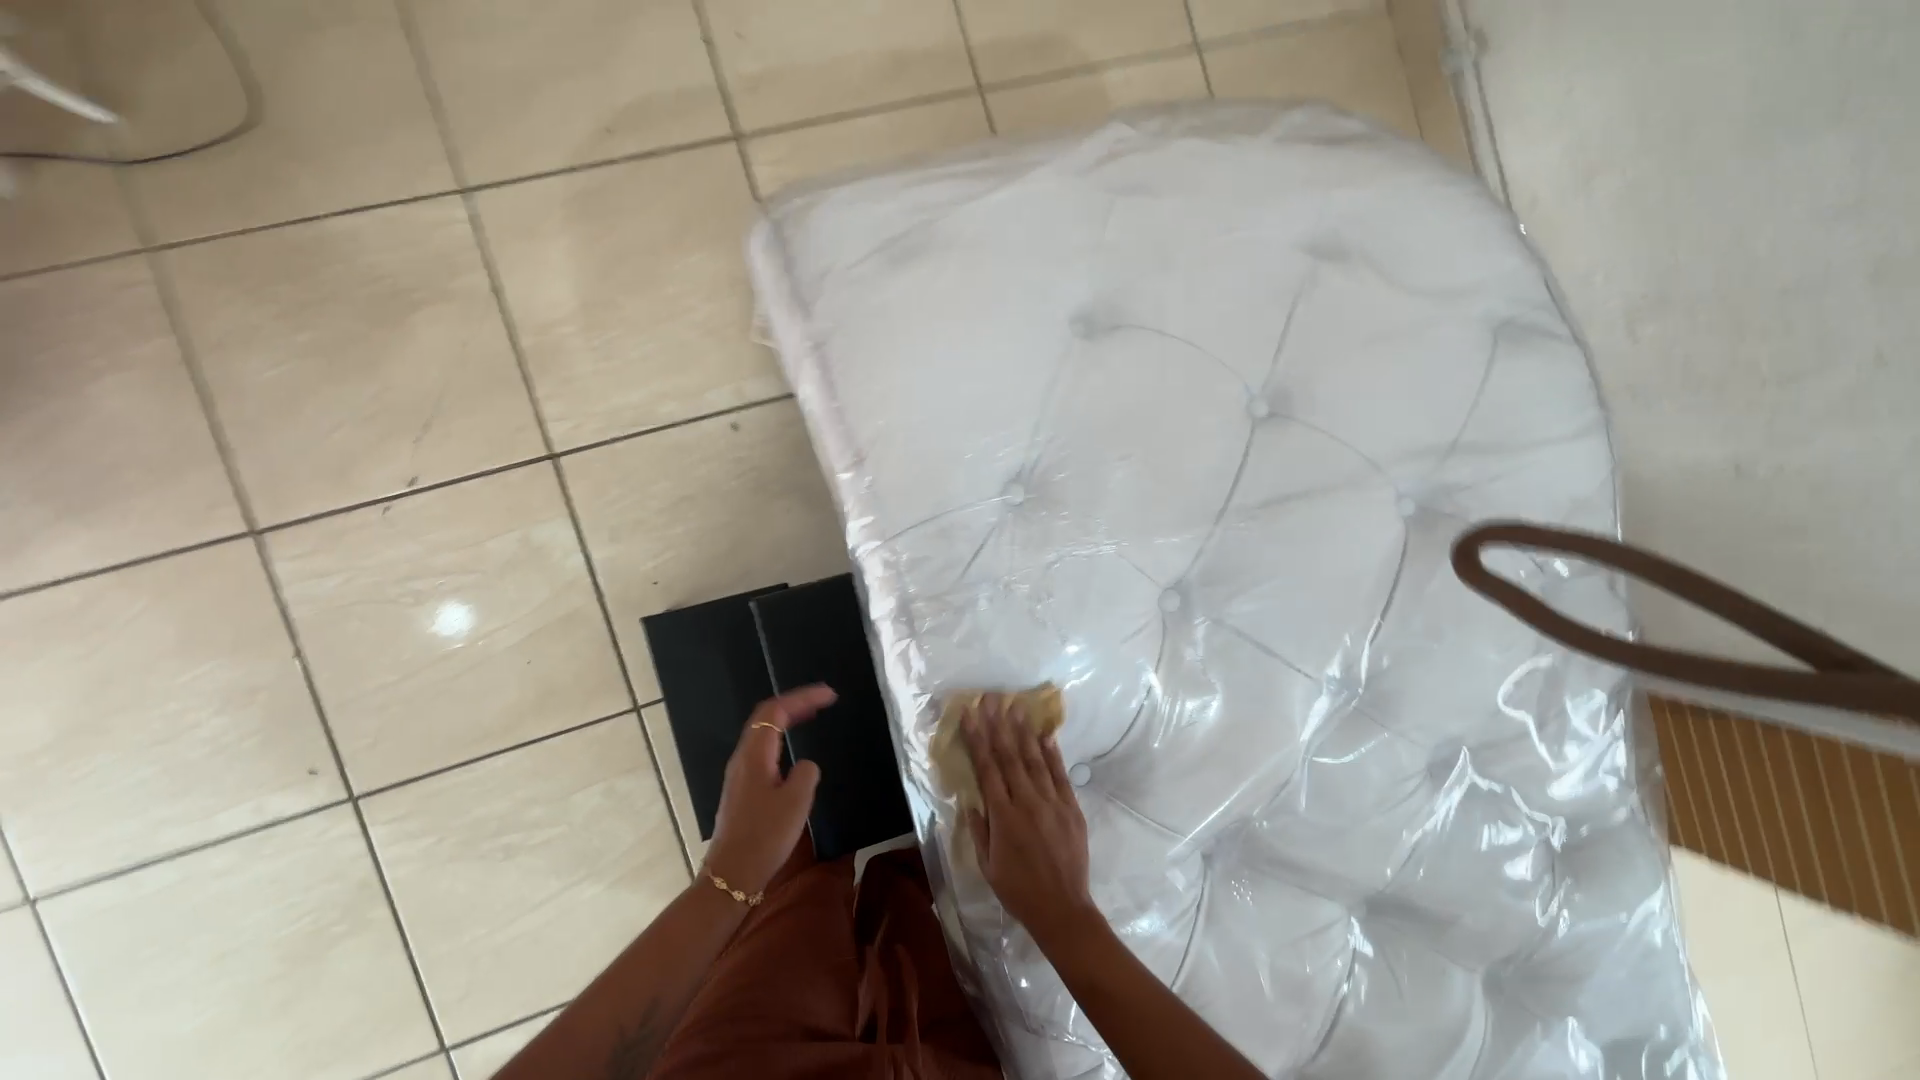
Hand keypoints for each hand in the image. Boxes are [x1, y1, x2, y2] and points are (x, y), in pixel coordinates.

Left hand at [704, 685, 834, 893]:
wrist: (731, 876)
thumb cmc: (765, 837)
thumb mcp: (796, 803)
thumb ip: (806, 774)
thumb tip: (805, 765)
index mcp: (754, 756)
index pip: (775, 711)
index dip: (802, 698)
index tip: (830, 696)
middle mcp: (742, 759)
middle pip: (765, 717)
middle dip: (794, 704)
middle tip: (822, 701)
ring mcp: (739, 775)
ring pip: (762, 734)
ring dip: (786, 721)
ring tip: (810, 717)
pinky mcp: (742, 791)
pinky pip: (762, 751)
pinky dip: (781, 740)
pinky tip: (793, 753)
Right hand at [962, 693, 1098, 945]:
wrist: (1062, 908)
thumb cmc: (1018, 890)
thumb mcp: (987, 865)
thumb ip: (979, 830)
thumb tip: (972, 800)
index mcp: (1002, 816)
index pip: (987, 768)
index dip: (978, 739)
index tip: (971, 715)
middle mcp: (1027, 802)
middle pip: (1010, 756)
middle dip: (999, 725)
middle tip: (992, 699)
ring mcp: (1052, 803)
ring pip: (1035, 760)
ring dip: (1024, 732)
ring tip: (1016, 707)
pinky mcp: (1072, 809)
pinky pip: (1061, 775)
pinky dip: (1052, 754)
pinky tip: (1046, 735)